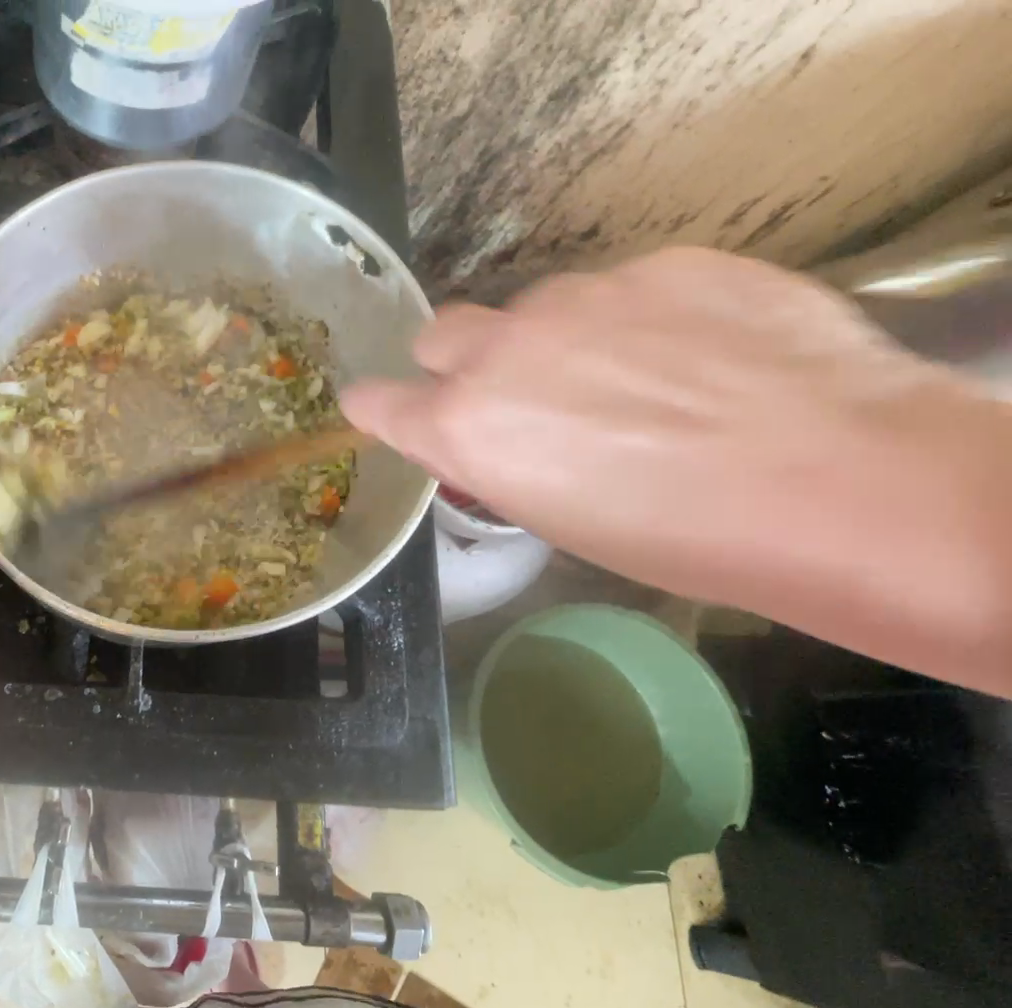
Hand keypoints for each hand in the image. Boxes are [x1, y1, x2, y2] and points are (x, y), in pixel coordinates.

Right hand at [340, 247, 1011, 693]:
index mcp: (462, 426)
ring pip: (537, 307)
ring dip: (559, 337)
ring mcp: (580, 298)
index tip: (387, 409)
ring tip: (640, 377)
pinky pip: (625, 287)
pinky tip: (703, 353)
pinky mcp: (662, 263)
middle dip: (462, 360)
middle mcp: (501, 352)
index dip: (378, 406)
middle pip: (440, 333)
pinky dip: (643, 316)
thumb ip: (494, 454)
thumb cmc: (677, 536)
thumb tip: (494, 427)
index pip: (375, 400)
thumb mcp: (550, 513)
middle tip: (522, 393)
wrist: (841, 483)